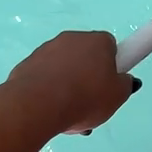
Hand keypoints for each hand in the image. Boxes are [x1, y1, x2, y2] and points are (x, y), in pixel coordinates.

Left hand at [7, 30, 138, 133]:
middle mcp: (72, 38)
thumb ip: (125, 85)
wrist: (35, 107)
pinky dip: (46, 90)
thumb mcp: (118, 97)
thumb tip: (123, 80)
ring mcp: (46, 50)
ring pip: (62, 68)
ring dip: (66, 85)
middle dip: (87, 77)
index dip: (111, 67)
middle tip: (89, 102)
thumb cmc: (84, 98)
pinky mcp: (25, 65)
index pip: (110, 46)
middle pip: (85, 56)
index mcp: (98, 41)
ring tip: (66, 113)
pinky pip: (43, 77)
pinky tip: (47, 110)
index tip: (106, 85)